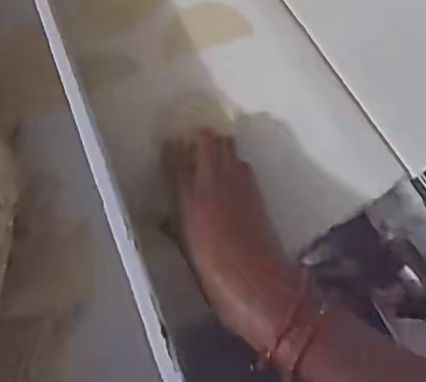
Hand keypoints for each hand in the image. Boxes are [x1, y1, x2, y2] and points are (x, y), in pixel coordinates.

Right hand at [163, 129, 302, 351]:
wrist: (258, 285)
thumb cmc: (215, 274)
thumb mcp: (185, 247)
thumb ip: (175, 223)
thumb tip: (167, 217)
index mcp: (187, 195)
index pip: (175, 155)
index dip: (171, 149)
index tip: (169, 150)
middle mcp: (212, 180)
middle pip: (207, 139)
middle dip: (198, 139)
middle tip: (190, 149)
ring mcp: (237, 181)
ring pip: (226, 144)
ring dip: (217, 146)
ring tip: (209, 159)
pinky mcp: (256, 188)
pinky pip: (241, 162)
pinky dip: (233, 163)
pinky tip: (229, 178)